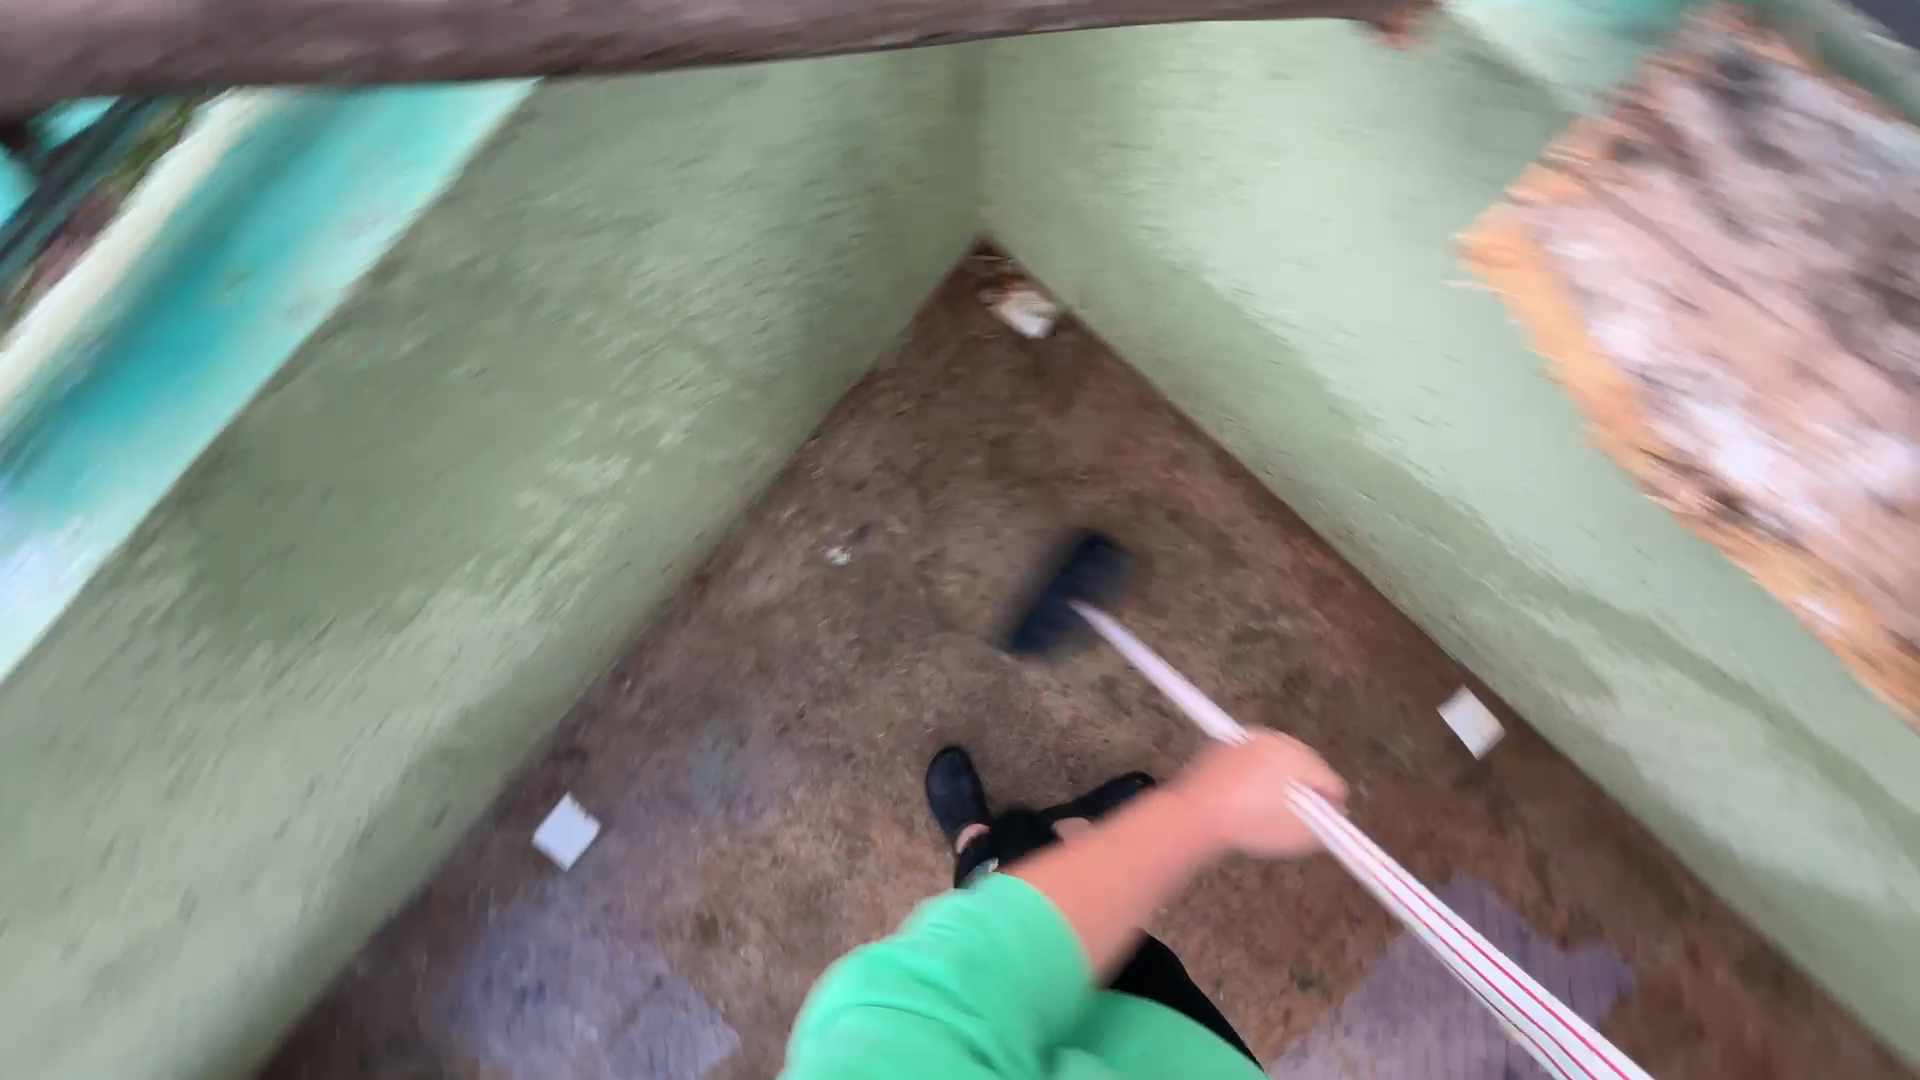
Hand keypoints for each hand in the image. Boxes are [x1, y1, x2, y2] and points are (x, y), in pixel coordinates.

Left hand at [1168, 729, 1346, 857]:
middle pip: (1302, 761)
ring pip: (1275, 758)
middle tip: (1307, 812)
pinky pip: (1250, 759)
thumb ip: (1326, 824)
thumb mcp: (1299, 835)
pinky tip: (1251, 798)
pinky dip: (1256, 774)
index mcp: (1292, 754)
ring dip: (1281, 778)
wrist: (1195, 814)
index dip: (1332, 799)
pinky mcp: (1222, 747)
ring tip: (1277, 807)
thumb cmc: (1249, 822)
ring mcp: (1243, 740)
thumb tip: (1332, 813)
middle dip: (1306, 784)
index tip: (1331, 816)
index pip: (1326, 776)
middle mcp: (1269, 738)